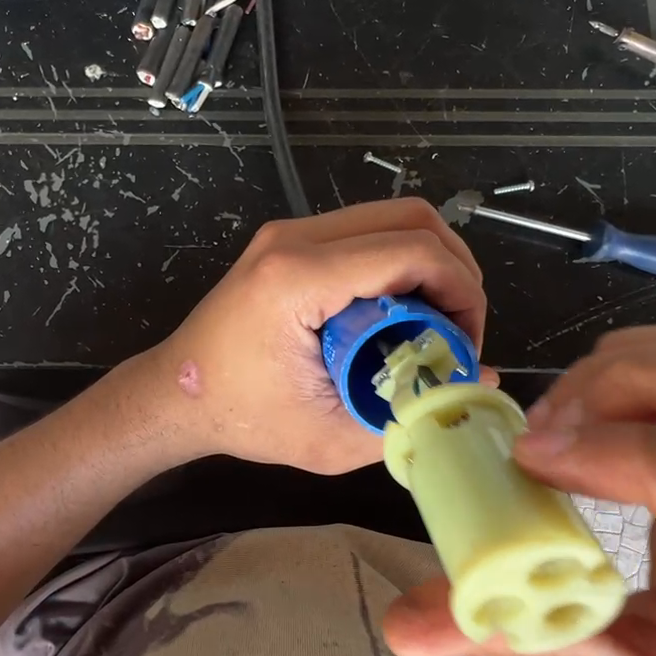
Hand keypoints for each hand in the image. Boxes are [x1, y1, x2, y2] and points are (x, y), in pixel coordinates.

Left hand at [142, 198, 486, 473]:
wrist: (177, 394)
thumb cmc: (243, 418)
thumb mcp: (330, 438)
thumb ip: (409, 413)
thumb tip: (478, 377)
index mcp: (298, 278)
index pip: (412, 251)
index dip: (461, 291)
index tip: (466, 342)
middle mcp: (292, 238)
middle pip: (411, 217)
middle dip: (455, 269)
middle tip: (458, 328)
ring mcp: (287, 232)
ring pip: (390, 217)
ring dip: (428, 262)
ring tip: (435, 322)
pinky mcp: (286, 241)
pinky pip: (363, 231)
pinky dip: (397, 261)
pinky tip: (400, 310)